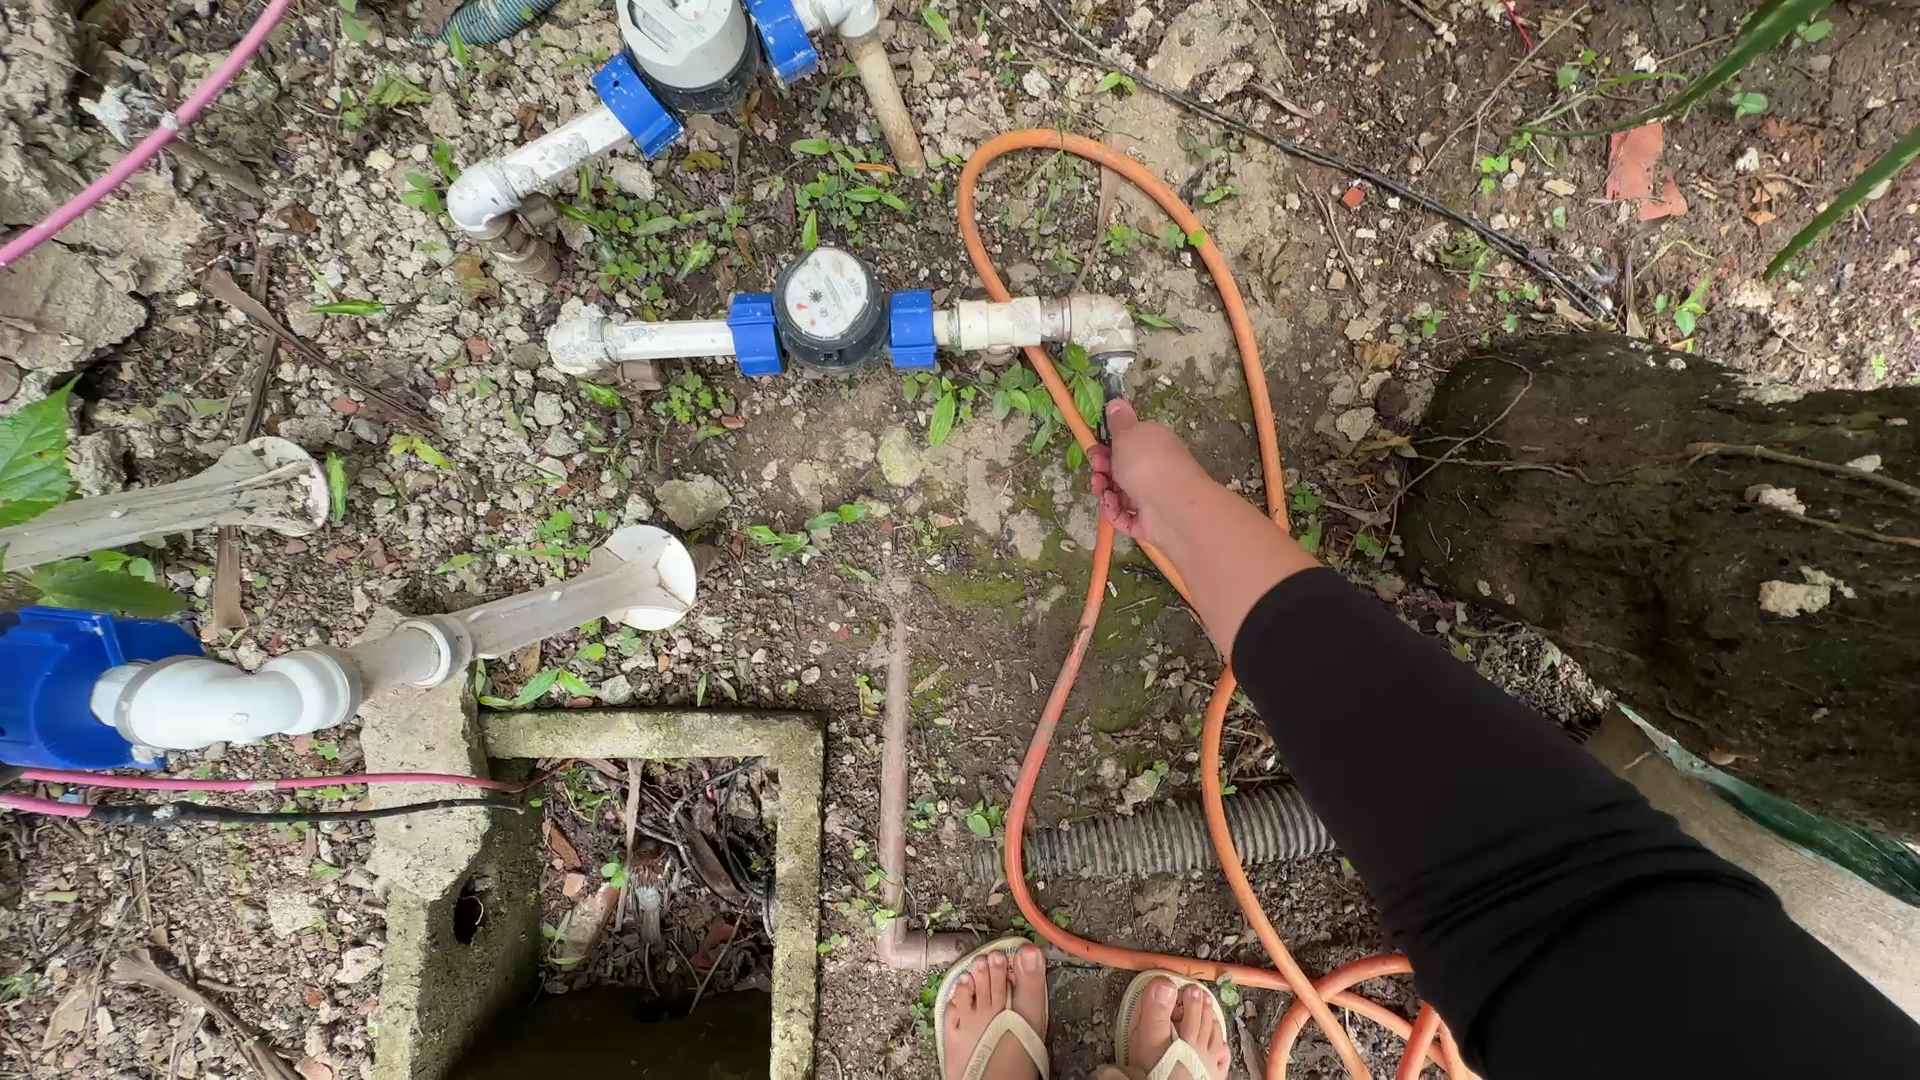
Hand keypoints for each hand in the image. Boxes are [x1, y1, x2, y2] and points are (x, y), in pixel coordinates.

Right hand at [1088, 399, 1210, 545]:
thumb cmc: (1147, 463)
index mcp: (1152, 444)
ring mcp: (1151, 496)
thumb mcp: (1128, 433)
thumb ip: (1119, 421)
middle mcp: (1153, 469)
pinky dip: (1114, 512)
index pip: (1127, 444)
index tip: (1095, 449)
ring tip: (1103, 491)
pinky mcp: (1147, 521)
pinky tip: (1111, 506)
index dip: (1107, 446)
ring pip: (1119, 494)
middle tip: (1097, 471)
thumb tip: (1116, 401)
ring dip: (1104, 491)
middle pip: (1120, 470)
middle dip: (1102, 470)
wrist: (1171, 506)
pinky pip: (1124, 516)